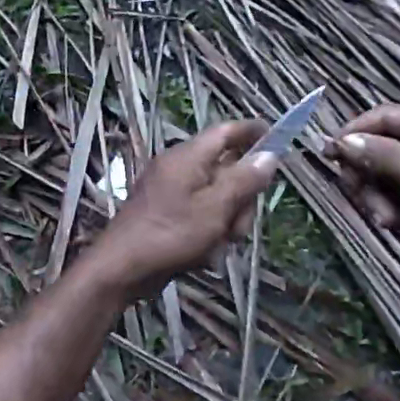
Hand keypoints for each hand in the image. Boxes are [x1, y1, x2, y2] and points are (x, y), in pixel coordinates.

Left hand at [82, 120, 277, 298]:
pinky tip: (203, 255)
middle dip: (240, 200)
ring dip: (225, 223)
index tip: (278, 139)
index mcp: (187, 157)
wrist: (121, 269)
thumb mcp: (215, 208)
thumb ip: (244, 181)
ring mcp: (169, 193)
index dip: (253, 133)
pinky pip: (198, 217)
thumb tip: (269, 155)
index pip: (226, 132)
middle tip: (239, 227)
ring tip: (218, 245)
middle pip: (226, 171)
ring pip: (215, 199)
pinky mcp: (165, 216)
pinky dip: (207, 233)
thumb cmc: (169, 235)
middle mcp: (178, 169)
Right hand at [325, 105, 399, 259]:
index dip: (352, 135)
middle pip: (382, 148)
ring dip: (381, 198)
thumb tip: (343, 141)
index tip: (328, 159)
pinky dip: (399, 209)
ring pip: (392, 176)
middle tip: (365, 203)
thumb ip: (382, 158)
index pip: (382, 117)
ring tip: (388, 221)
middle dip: (367, 176)